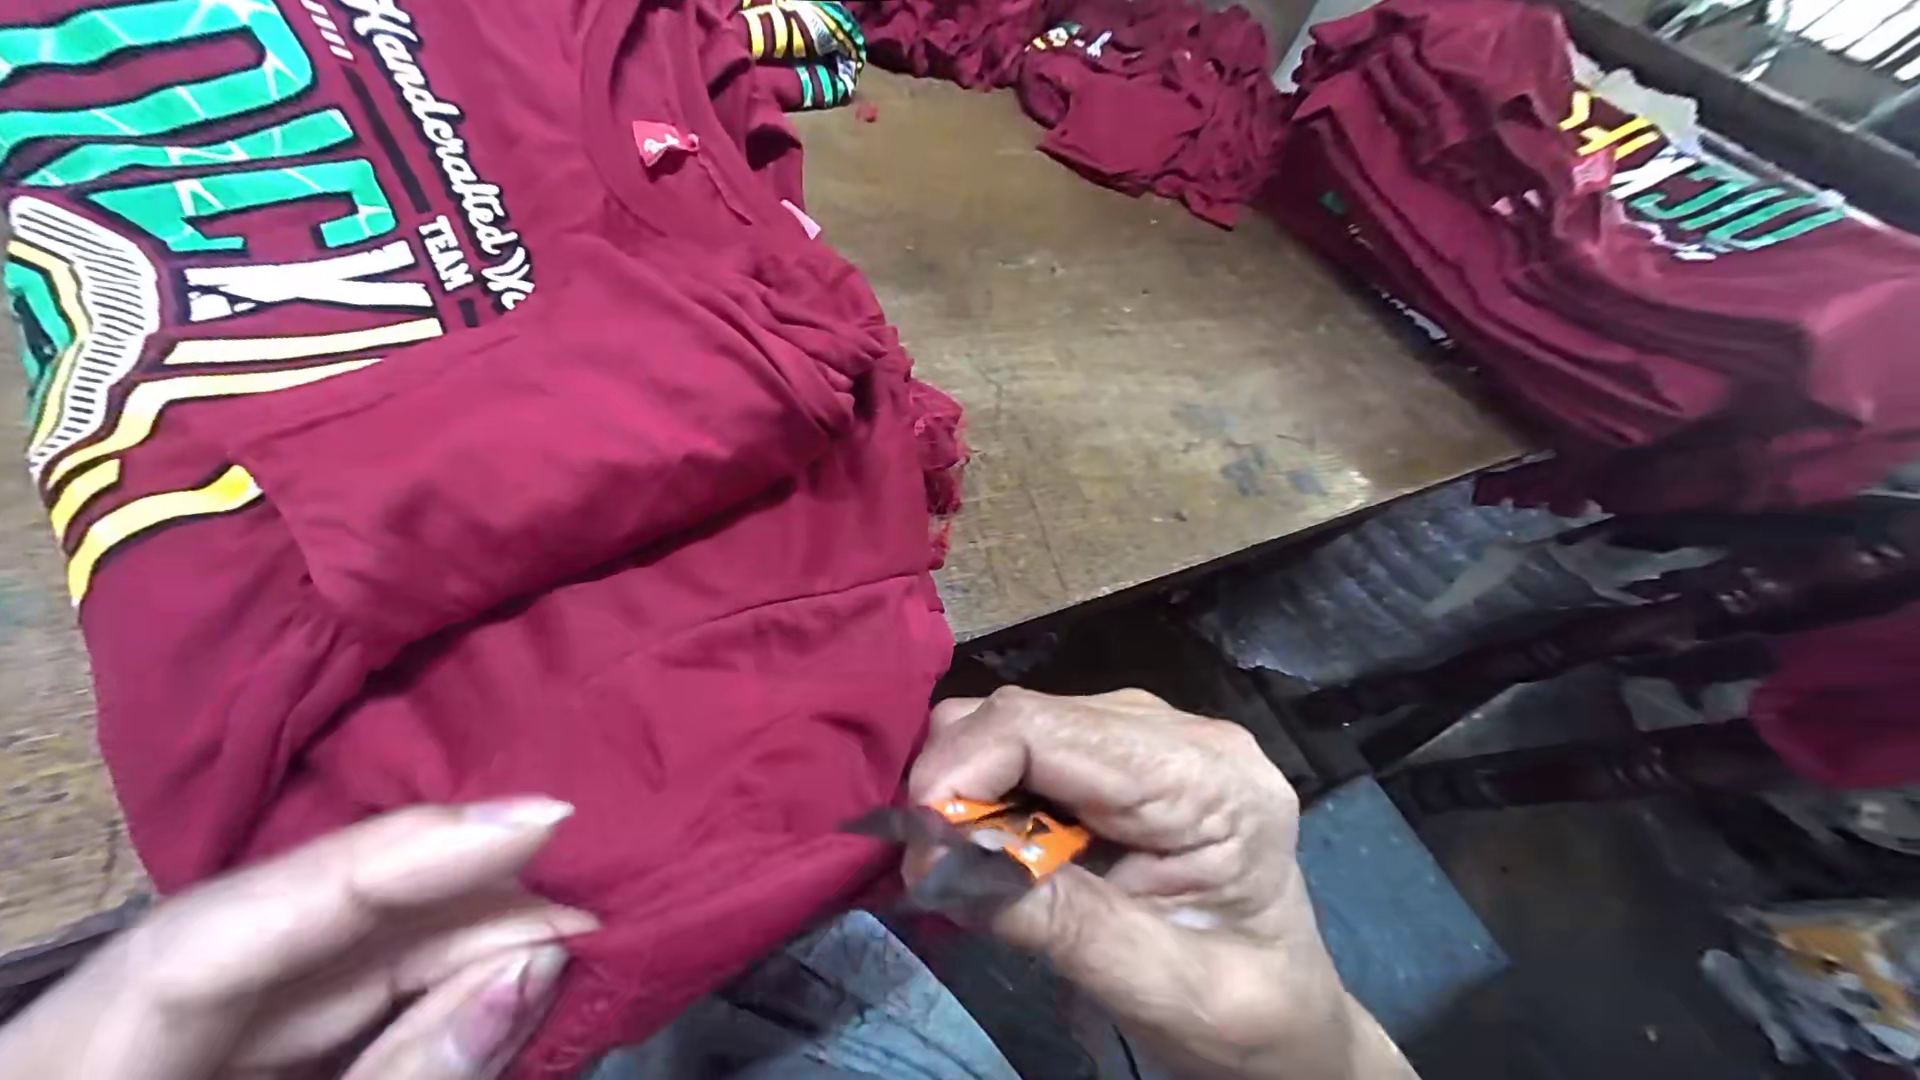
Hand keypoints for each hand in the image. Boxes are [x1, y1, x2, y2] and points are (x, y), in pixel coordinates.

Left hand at [0, 799, 597, 1079]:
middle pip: (306, 934)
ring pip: (344, 957)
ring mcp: (180, 1047)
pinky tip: (515, 970)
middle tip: (583, 913)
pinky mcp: (246, 1058)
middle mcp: (102, 1045)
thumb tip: (542, 959)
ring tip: (571, 941)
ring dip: (473, 941)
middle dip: (467, 908)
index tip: (541, 821)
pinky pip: (356, 997)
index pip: (210, 942)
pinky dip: (448, 982)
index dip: (388, 859)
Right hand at [910, 689, 1413, 1079]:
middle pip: (1022, 714)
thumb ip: (1059, 921)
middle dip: (957, 784)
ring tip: (978, 864)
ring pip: (1013, 719)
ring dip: (971, 787)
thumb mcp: (1164, 990)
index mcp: (1205, 776)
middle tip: (936, 870)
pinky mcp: (1115, 740)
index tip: (916, 849)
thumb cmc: (1248, 1016)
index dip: (961, 772)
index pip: (1046, 728)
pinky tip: (1006, 842)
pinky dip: (992, 786)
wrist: (1289, 1009)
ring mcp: (1142, 725)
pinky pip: (1026, 739)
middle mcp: (1172, 726)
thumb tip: (937, 862)